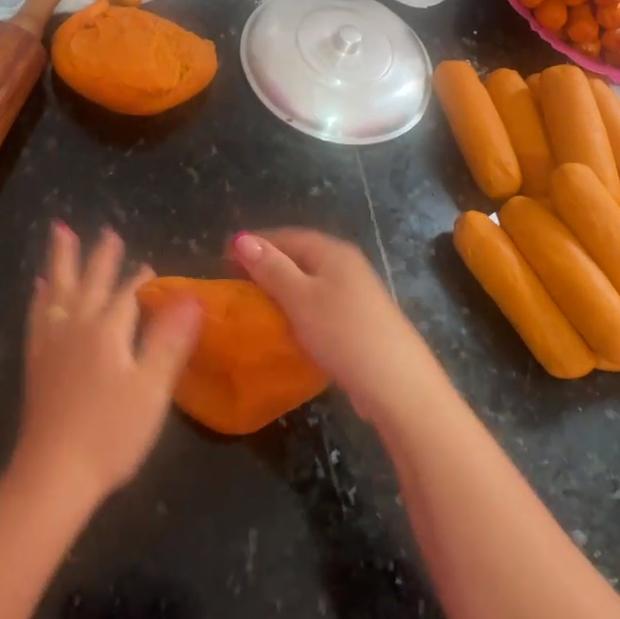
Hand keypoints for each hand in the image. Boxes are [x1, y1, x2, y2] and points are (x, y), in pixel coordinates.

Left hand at [13, 223, 200, 500]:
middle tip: (106, 231)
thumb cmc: (111, 433)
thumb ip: (169, 340)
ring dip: (61, 261)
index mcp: (107, 332)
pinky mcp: (36, 363)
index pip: (127, 294)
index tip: (149, 266)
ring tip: (60, 234)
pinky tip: (38, 289)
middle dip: (100, 256)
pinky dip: (40, 297)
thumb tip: (192, 298)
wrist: (54, 473)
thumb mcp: (151, 389)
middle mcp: (76, 328)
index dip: (139, 279)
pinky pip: (37, 316)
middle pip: (88, 282)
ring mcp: (51, 344)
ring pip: (57, 290)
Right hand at [229, 229, 439, 420]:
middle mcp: (347, 265)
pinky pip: (319, 304)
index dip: (254, 244)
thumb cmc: (342, 333)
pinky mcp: (358, 321)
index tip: (223, 260)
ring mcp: (356, 294)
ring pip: (309, 282)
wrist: (396, 383)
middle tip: (235, 284)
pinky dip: (298, 309)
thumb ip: (271, 268)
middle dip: (267, 266)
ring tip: (254, 305)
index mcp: (332, 252)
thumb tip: (242, 239)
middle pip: (299, 256)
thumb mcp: (299, 298)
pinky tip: (286, 325)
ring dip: (282, 289)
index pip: (286, 235)